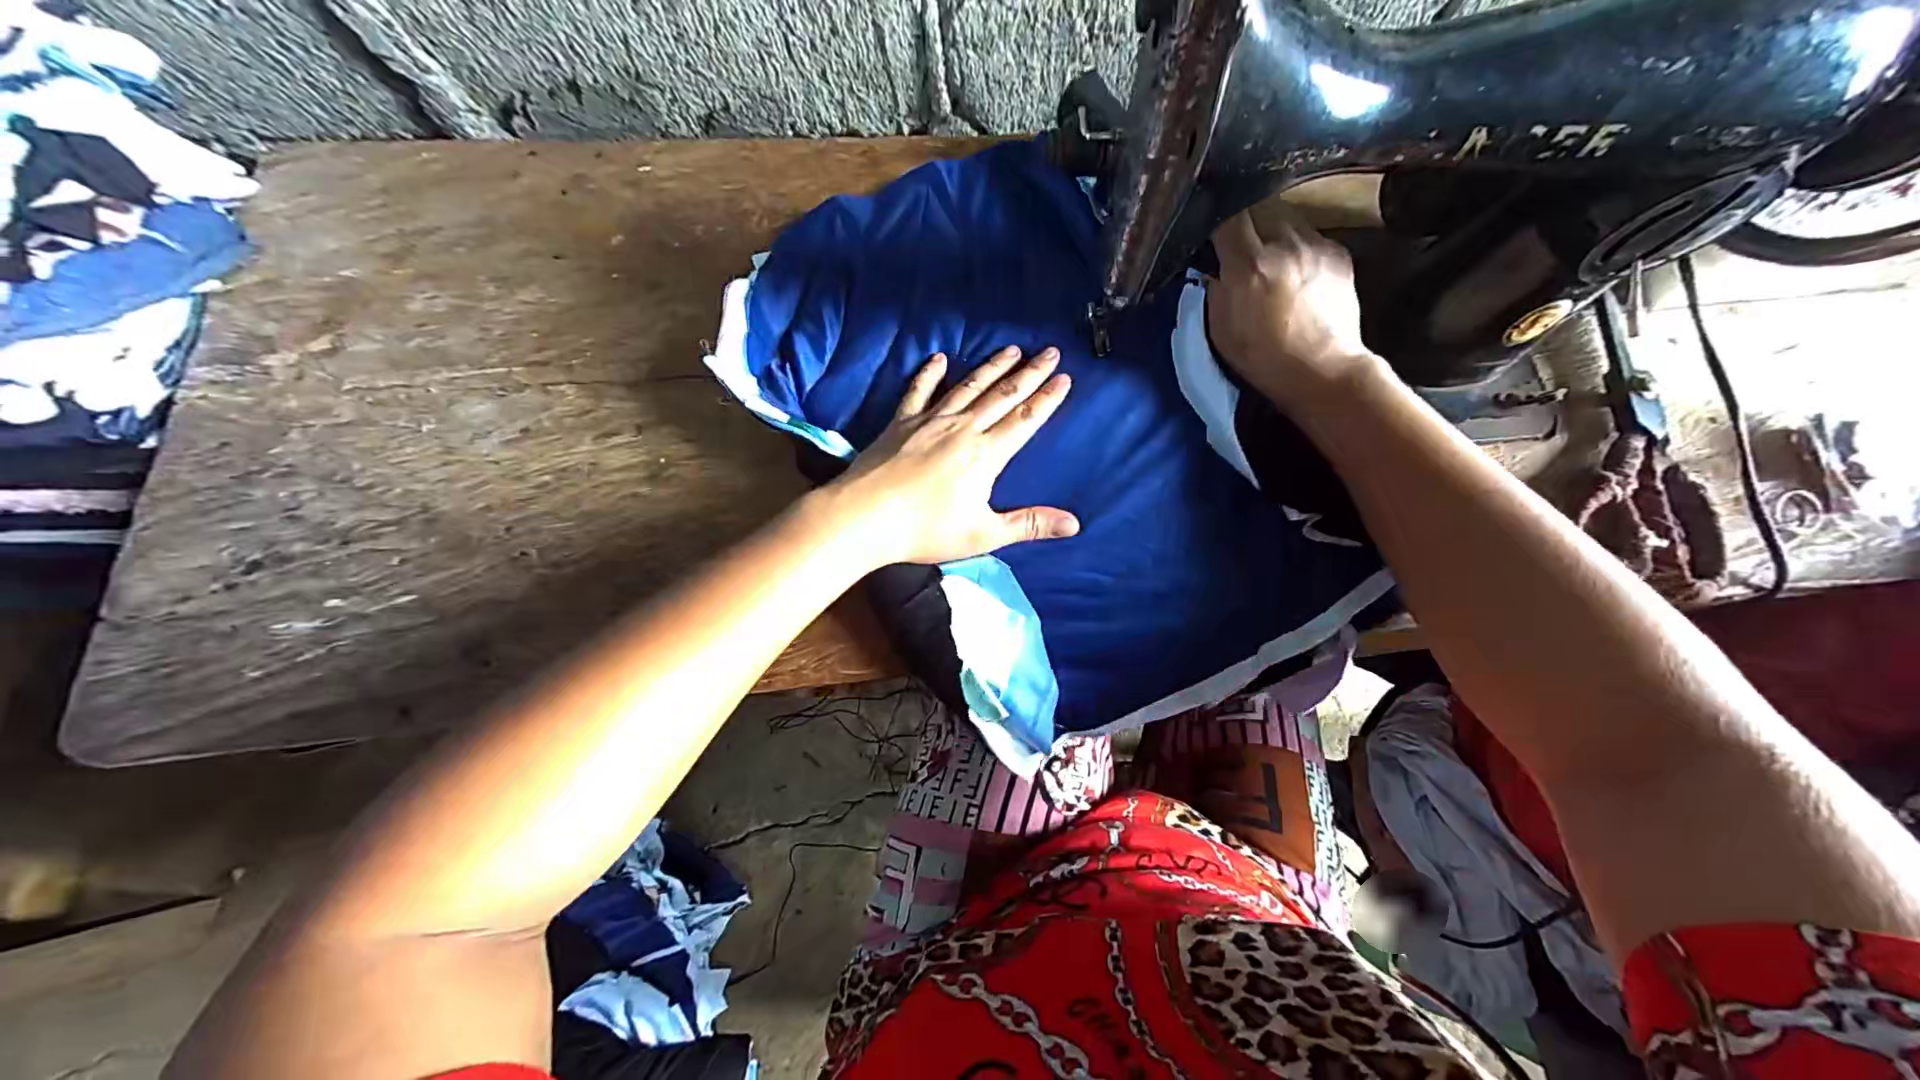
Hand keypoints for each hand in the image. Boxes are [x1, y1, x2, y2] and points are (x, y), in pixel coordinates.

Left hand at [819, 347, 1078, 565]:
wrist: (863, 517)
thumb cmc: (924, 530)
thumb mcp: (983, 534)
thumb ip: (1029, 525)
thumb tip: (1074, 524)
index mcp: (985, 455)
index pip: (1025, 420)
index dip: (1047, 399)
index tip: (1065, 378)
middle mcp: (962, 429)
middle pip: (1003, 395)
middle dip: (1029, 373)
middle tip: (1050, 352)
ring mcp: (929, 422)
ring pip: (968, 387)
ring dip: (992, 367)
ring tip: (1011, 349)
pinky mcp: (900, 423)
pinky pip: (918, 391)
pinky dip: (929, 374)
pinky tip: (938, 359)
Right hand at [1206, 206, 1385, 412]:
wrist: (1321, 370)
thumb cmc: (1262, 357)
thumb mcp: (1220, 328)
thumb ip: (1214, 288)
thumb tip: (1214, 265)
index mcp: (1248, 266)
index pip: (1228, 218)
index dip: (1218, 222)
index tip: (1213, 234)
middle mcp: (1284, 245)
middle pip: (1260, 207)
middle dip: (1246, 221)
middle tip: (1240, 244)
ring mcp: (1316, 245)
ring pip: (1287, 216)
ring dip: (1273, 230)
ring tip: (1269, 256)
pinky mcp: (1338, 252)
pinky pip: (1310, 235)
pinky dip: (1297, 246)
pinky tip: (1295, 271)